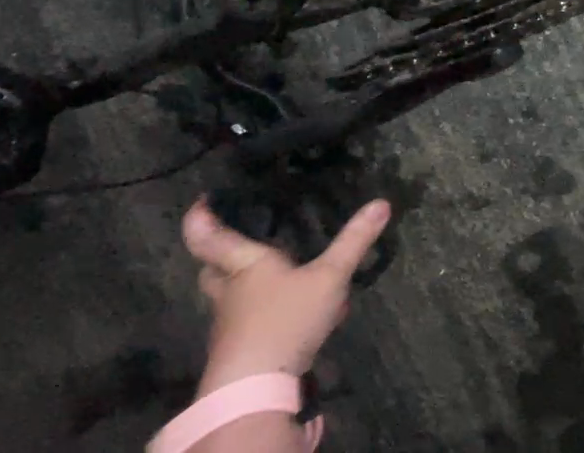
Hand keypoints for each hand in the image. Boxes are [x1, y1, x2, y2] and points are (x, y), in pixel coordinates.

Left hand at [183, 196, 390, 395]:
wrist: (255, 384)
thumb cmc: (285, 318)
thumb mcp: (330, 276)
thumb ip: (354, 241)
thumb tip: (381, 202)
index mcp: (244, 266)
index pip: (210, 238)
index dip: (201, 219)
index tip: (201, 201)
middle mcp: (231, 291)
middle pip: (213, 270)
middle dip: (219, 256)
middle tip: (237, 240)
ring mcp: (232, 322)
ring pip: (231, 295)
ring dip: (245, 283)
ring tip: (278, 271)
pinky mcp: (242, 345)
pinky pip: (250, 317)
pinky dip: (266, 307)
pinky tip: (294, 309)